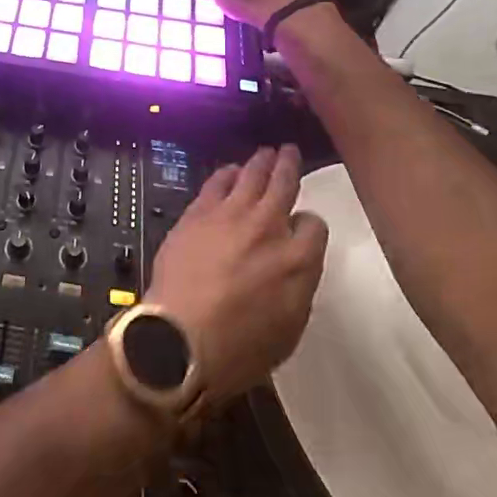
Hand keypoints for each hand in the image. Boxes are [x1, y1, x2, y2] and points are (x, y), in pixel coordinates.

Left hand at [142, 145, 327, 402]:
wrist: (182, 335)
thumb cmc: (241, 345)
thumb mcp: (290, 325)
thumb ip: (297, 286)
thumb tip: (293, 267)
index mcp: (300, 260)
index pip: (314, 225)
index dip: (308, 223)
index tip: (302, 224)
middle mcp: (268, 229)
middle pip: (283, 187)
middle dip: (288, 167)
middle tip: (288, 151)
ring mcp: (229, 217)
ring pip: (250, 177)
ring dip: (259, 163)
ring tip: (266, 152)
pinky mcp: (196, 214)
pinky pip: (215, 185)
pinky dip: (225, 174)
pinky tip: (229, 170)